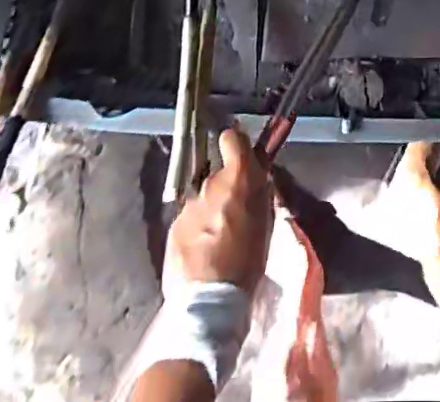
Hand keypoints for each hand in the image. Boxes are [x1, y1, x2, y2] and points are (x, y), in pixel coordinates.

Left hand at [166, 127, 273, 294]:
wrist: (210, 300)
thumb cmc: (249, 259)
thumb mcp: (266, 220)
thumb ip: (259, 192)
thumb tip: (256, 176)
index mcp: (238, 179)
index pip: (233, 138)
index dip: (236, 142)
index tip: (240, 152)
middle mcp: (209, 185)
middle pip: (219, 173)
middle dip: (227, 186)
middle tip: (236, 211)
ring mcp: (188, 206)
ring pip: (204, 197)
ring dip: (211, 209)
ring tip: (219, 237)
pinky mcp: (172, 227)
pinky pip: (190, 218)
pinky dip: (197, 227)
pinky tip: (203, 250)